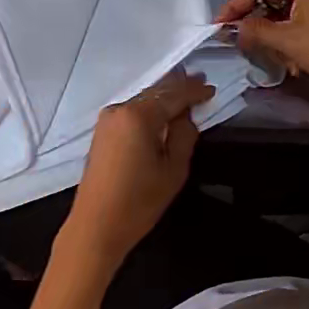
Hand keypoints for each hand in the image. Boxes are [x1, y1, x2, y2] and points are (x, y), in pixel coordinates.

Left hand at [58, 70, 213, 272]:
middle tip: (200, 83)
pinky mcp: (101, 133)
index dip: (193, 90)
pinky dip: (148, 110)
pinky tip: (161, 114)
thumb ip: (184, 135)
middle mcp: (119, 110)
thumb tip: (185, 116)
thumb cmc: (139, 201)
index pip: (172, 94)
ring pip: (141, 101)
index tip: (211, 88)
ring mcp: (106, 120)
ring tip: (185, 96)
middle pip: (154, 92)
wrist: (97, 225)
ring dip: (162, 98)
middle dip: (177, 88)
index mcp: (138, 115)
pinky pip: (130, 113)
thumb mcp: (174, 169)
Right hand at [216, 0, 308, 112]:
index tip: (220, 24)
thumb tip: (233, 27)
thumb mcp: (288, 40)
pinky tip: (298, 65)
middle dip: (261, 28)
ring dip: (278, 43)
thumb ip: (256, 30)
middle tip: (250, 47)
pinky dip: (293, 47)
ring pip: (286, 21)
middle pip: (274, 3)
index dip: (238, 4)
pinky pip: (301, 32)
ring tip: (285, 61)